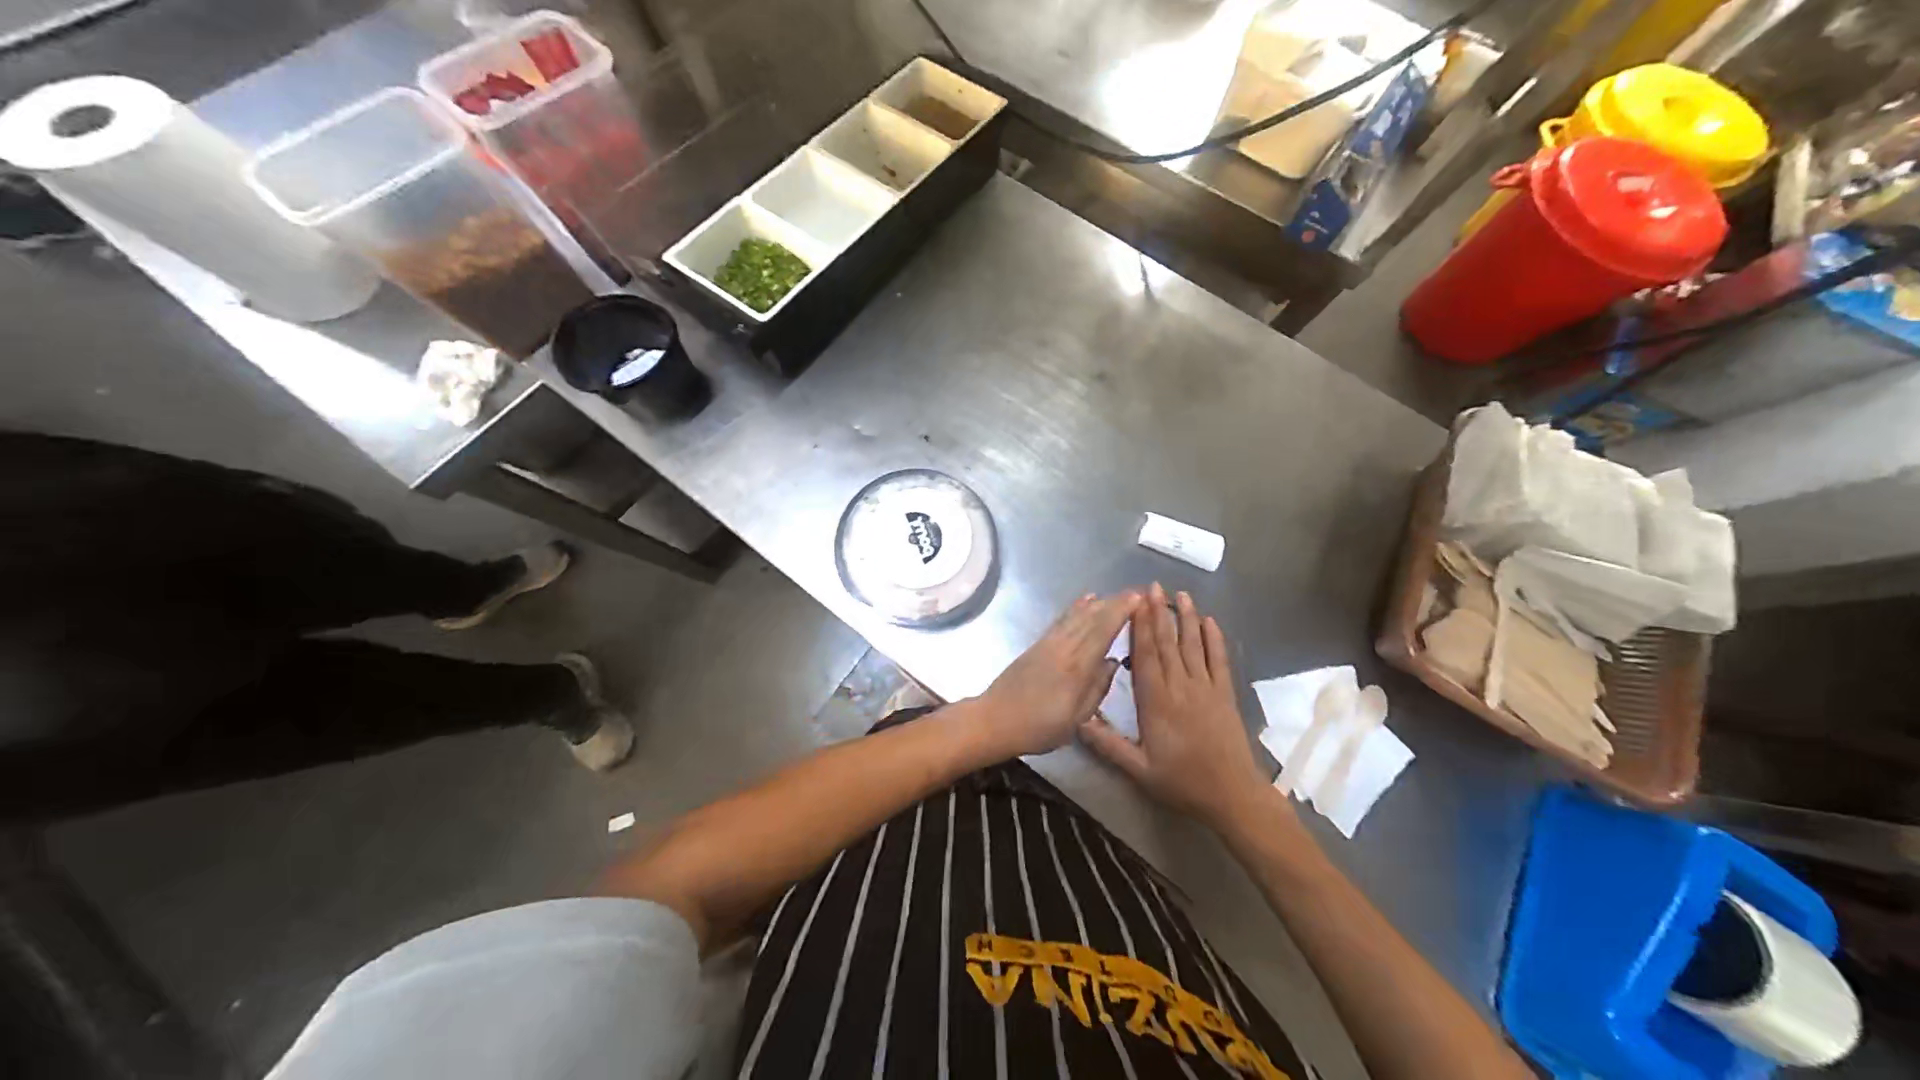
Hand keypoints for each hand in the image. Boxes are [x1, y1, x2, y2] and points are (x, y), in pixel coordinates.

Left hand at [975, 591, 1141, 757]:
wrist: (994, 720)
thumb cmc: (1038, 728)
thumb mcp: (1075, 719)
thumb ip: (1097, 688)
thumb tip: (1114, 662)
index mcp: (1076, 668)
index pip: (1102, 632)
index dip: (1121, 613)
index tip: (1138, 599)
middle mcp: (1063, 649)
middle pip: (1091, 619)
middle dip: (1114, 604)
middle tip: (1136, 593)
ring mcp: (1048, 644)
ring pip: (1076, 616)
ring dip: (1098, 603)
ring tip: (1116, 595)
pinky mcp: (1037, 645)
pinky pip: (1061, 620)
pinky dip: (1075, 608)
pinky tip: (1085, 601)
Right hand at [1079, 583, 1273, 832]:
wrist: (1232, 796)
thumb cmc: (1182, 782)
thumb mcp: (1138, 769)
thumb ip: (1108, 744)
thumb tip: (1079, 721)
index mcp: (1157, 702)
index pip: (1146, 655)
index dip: (1141, 626)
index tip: (1135, 602)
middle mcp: (1181, 687)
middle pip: (1169, 643)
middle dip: (1160, 612)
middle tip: (1154, 586)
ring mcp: (1207, 688)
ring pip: (1194, 645)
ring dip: (1187, 618)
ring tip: (1181, 594)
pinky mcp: (1225, 695)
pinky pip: (1219, 660)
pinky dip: (1215, 639)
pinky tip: (1210, 622)